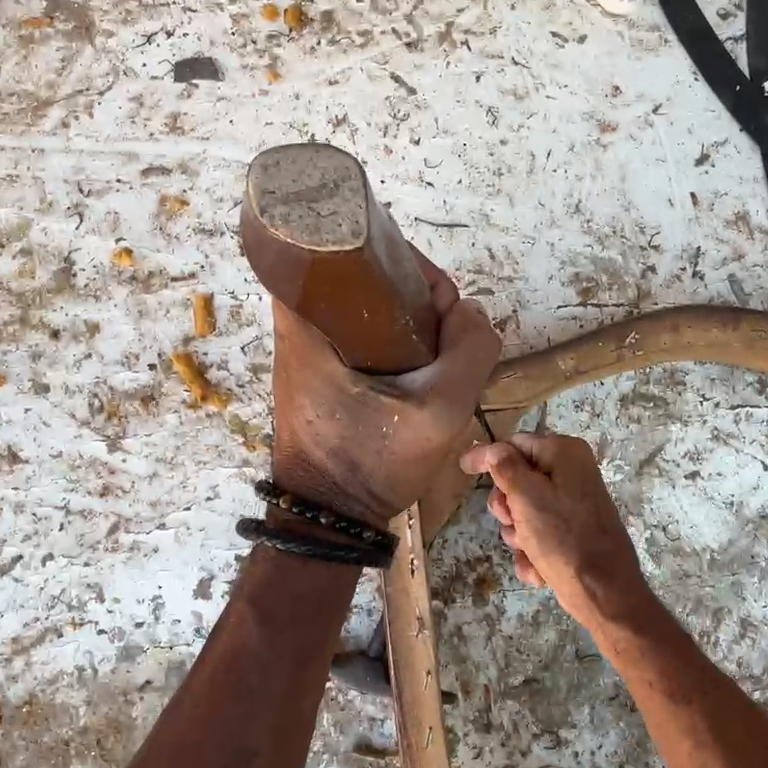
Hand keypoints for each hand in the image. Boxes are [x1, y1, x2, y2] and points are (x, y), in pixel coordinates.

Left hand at [269, 252, 500, 527]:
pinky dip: (393, 338)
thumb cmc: (373, 462)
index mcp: (305, 317)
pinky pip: (361, 330)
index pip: (349, 247)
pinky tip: (418, 367)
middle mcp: (295, 322)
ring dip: (407, 317)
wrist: (329, 520)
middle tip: (444, 326)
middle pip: (362, 272)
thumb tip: (469, 311)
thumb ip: (471, 350)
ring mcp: (304, 346)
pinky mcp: (315, 368)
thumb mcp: (441, 409)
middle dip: (413, 290)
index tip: (437, 300)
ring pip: (366, 303)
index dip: (406, 263)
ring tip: (437, 350)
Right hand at [460, 433, 648, 626]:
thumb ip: (506, 468)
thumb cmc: (563, 537)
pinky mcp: (572, 533)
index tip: (463, 468)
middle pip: (518, 480)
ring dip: (519, 535)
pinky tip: (539, 569)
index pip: (515, 444)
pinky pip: (539, 534)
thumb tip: (494, 449)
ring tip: (531, 549)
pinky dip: (533, 552)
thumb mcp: (527, 496)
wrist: (603, 592)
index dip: (488, 457)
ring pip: (525, 512)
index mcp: (564, 453)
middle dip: (508, 507)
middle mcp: (571, 473)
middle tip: (512, 522)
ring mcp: (572, 504)